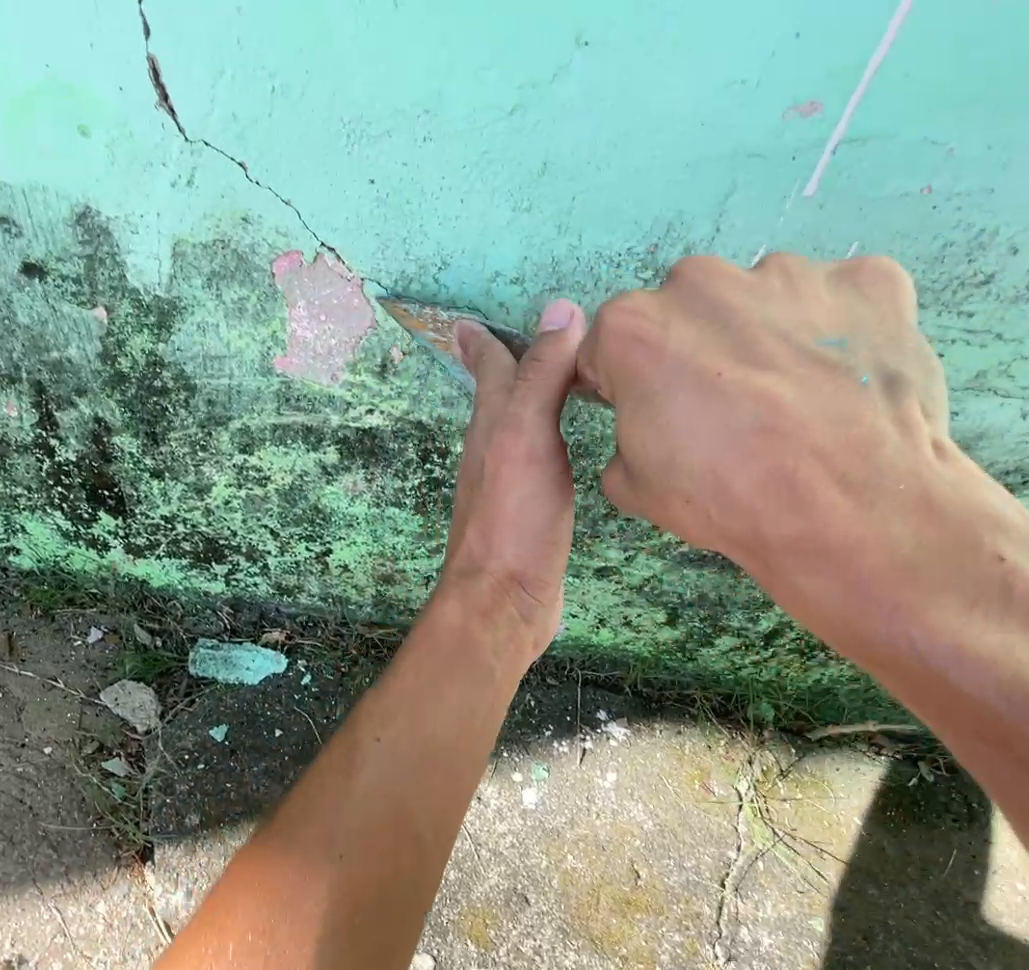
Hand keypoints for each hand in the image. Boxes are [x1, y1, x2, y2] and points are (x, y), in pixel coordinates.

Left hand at [437, 298, 586, 663]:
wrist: (502, 600)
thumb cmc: (513, 518)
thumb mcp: (526, 437)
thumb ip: (542, 377)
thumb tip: (560, 309)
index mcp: (492, 426)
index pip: (490, 370)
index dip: (484, 342)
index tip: (468, 320)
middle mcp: (493, 449)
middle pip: (497, 397)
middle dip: (500, 366)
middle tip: (503, 342)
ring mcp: (507, 483)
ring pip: (513, 428)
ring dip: (523, 401)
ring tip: (538, 384)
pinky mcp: (526, 513)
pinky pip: (535, 461)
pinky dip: (543, 441)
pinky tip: (554, 449)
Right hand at [577, 253, 952, 589]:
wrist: (851, 512)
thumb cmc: (724, 496)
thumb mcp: (631, 486)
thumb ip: (623, 433)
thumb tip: (648, 424)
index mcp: (631, 326)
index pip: (608, 347)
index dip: (624, 383)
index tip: (650, 413)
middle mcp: (701, 282)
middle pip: (682, 311)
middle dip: (692, 347)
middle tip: (721, 407)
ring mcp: (788, 273)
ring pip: (757, 298)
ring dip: (762, 335)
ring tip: (790, 397)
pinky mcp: (867, 280)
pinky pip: (837, 298)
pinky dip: (836, 329)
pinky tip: (843, 379)